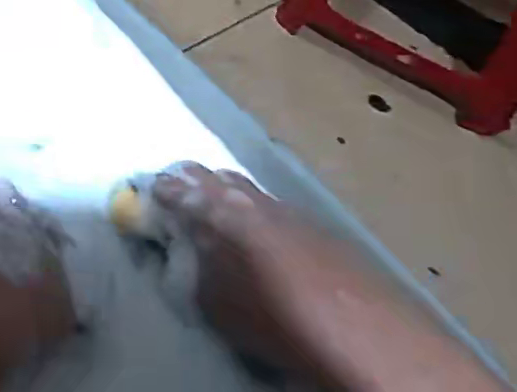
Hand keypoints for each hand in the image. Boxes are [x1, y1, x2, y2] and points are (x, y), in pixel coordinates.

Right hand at [153, 164, 504, 391]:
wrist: (376, 342)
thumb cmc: (275, 317)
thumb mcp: (208, 301)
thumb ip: (180, 267)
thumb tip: (168, 253)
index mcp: (208, 203)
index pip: (164, 183)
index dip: (147, 195)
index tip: (141, 211)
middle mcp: (242, 192)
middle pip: (202, 174)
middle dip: (184, 187)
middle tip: (175, 213)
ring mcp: (284, 206)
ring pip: (239, 188)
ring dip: (222, 201)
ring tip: (218, 230)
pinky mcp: (319, 227)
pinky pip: (272, 210)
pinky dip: (256, 219)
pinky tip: (263, 249)